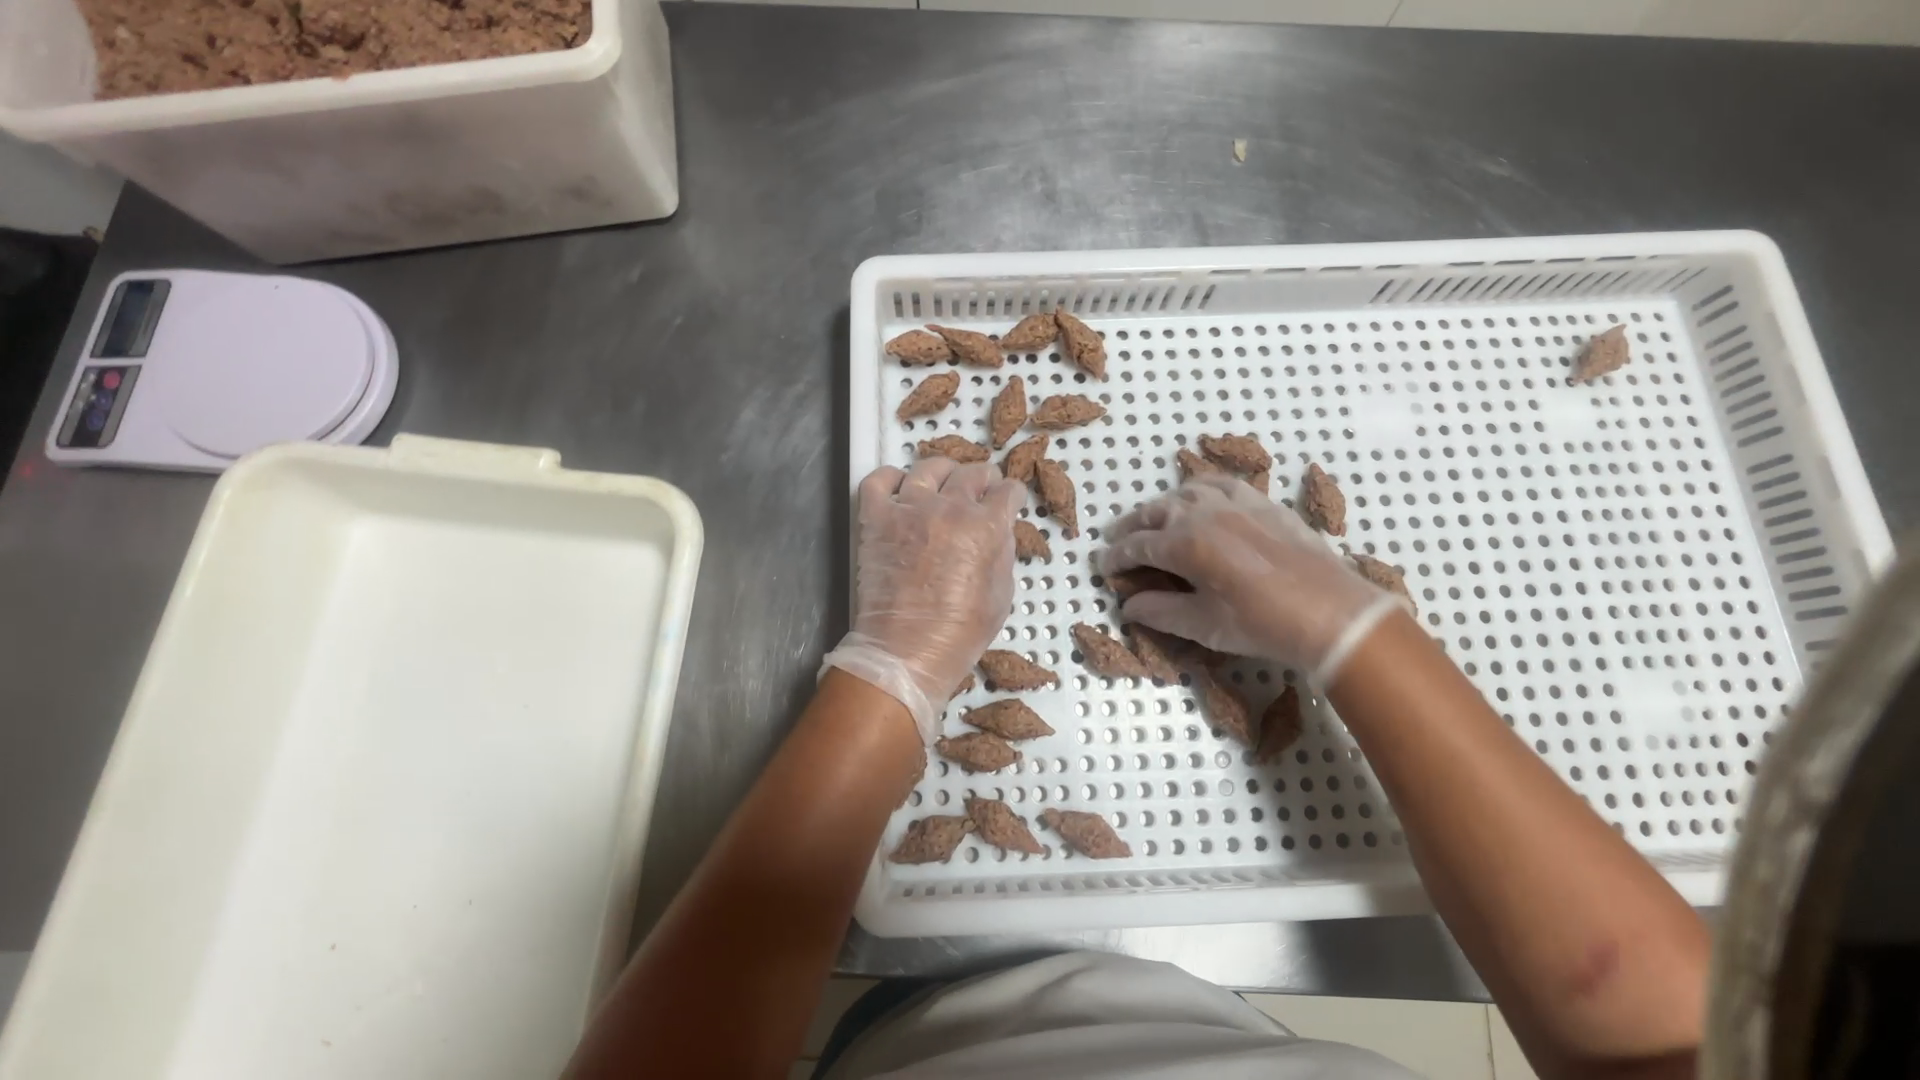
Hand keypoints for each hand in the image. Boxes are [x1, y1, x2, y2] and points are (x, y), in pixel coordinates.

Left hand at [822, 458, 1024, 740]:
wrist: (906, 651)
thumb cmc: (961, 633)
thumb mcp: (1003, 595)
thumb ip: (1004, 553)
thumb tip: (999, 530)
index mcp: (987, 527)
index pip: (1008, 491)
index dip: (1011, 496)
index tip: (1008, 502)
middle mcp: (950, 508)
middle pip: (972, 473)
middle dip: (983, 479)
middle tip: (980, 490)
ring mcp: (909, 508)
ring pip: (930, 468)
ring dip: (943, 472)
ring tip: (943, 483)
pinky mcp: (876, 517)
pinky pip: (880, 479)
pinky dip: (891, 478)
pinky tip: (900, 489)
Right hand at [1100, 473, 1400, 684]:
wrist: (1332, 613)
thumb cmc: (1262, 624)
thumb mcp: (1204, 625)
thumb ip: (1160, 611)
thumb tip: (1129, 605)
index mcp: (1185, 543)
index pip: (1137, 545)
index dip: (1116, 557)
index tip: (1103, 567)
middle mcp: (1204, 513)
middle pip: (1156, 512)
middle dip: (1132, 526)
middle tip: (1118, 540)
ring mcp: (1236, 502)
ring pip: (1186, 493)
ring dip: (1163, 506)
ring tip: (1155, 519)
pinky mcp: (1263, 503)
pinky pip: (1221, 485)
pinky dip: (1200, 490)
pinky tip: (1200, 500)